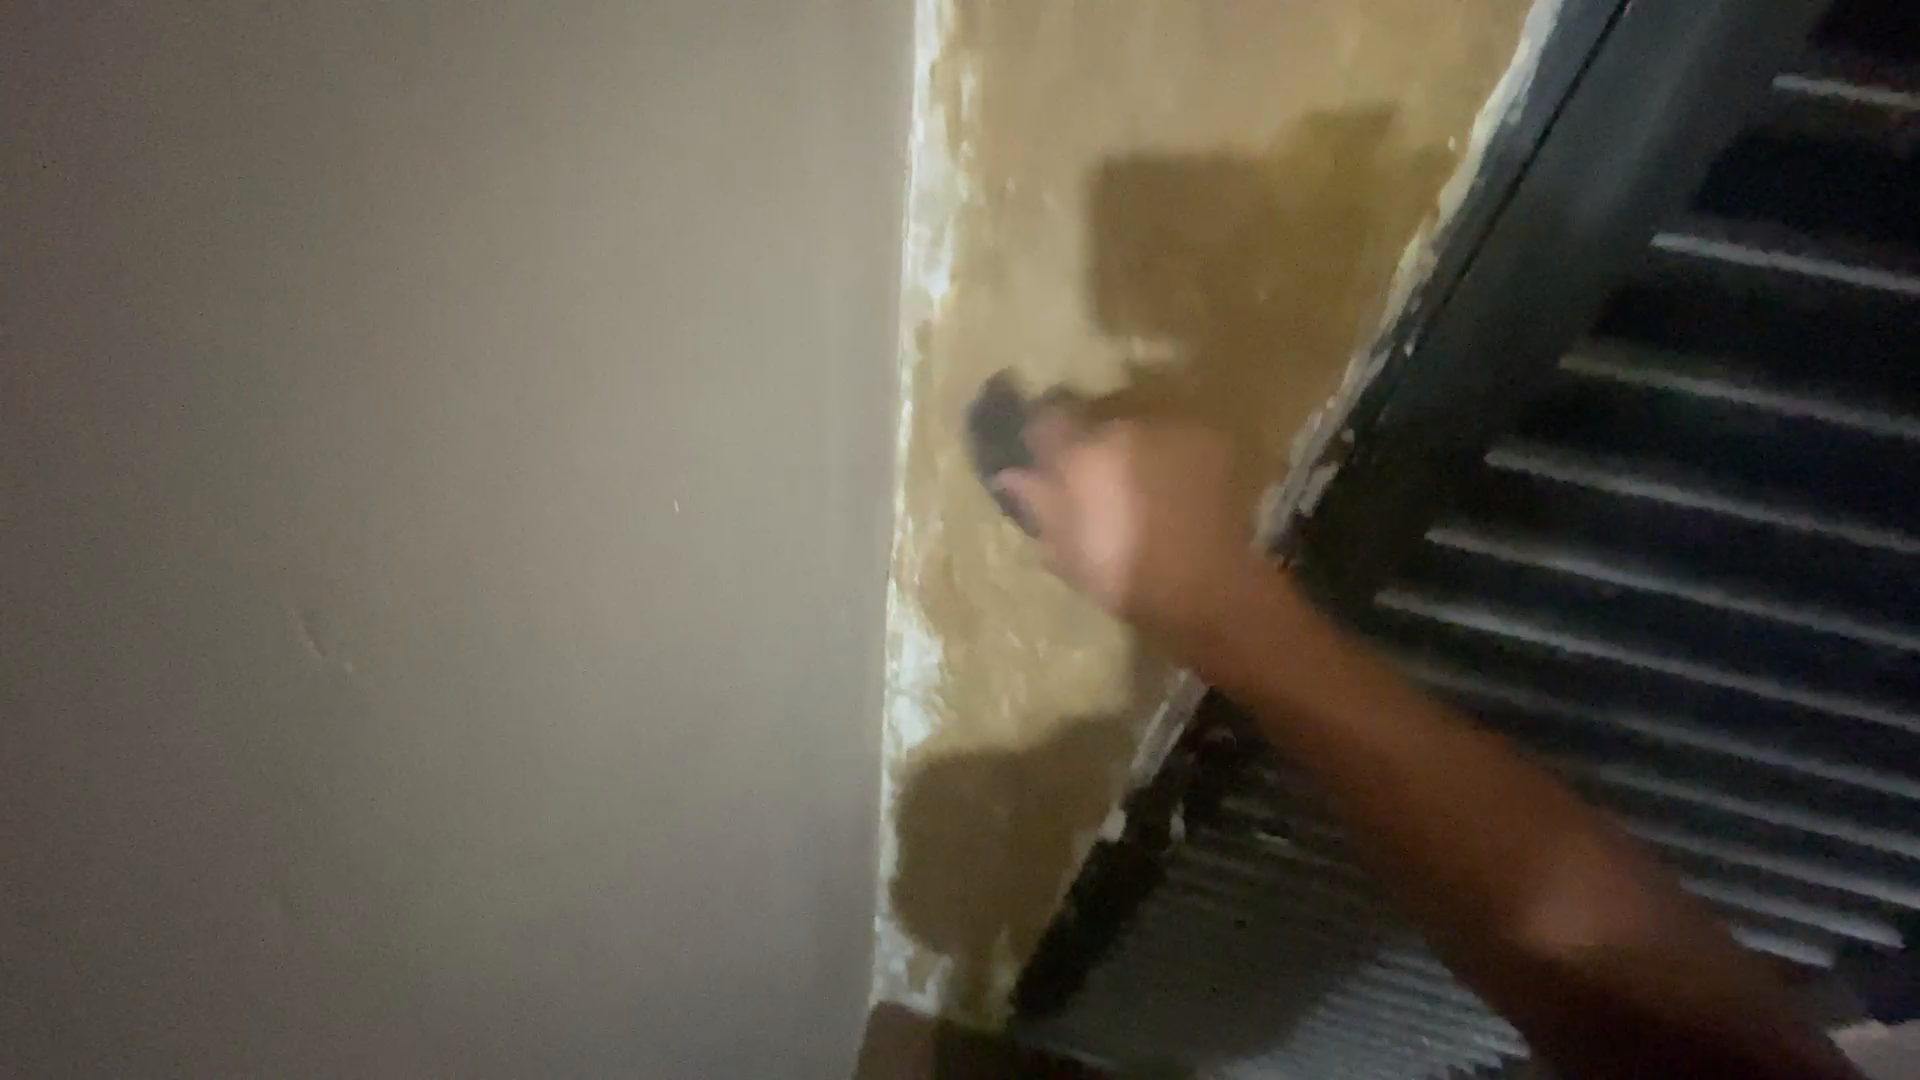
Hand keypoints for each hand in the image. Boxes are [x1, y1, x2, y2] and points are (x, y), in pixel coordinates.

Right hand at [993, 409, 1265, 656]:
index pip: (1045, 419)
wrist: (1202, 586)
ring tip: (1139, 486)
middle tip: (1096, 481)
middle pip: (1095, 422)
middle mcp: (1121, 427)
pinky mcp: (1206, 438)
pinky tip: (1172, 486)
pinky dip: (1168, 454)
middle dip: (1092, 445)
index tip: (1041, 453)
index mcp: (1079, 455)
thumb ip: (1037, 501)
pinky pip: (1174, 437)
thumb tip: (1008, 473)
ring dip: (1132, 448)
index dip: (1041, 435)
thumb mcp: (1064, 550)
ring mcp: (1168, 429)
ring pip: (1137, 428)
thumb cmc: (1121, 575)